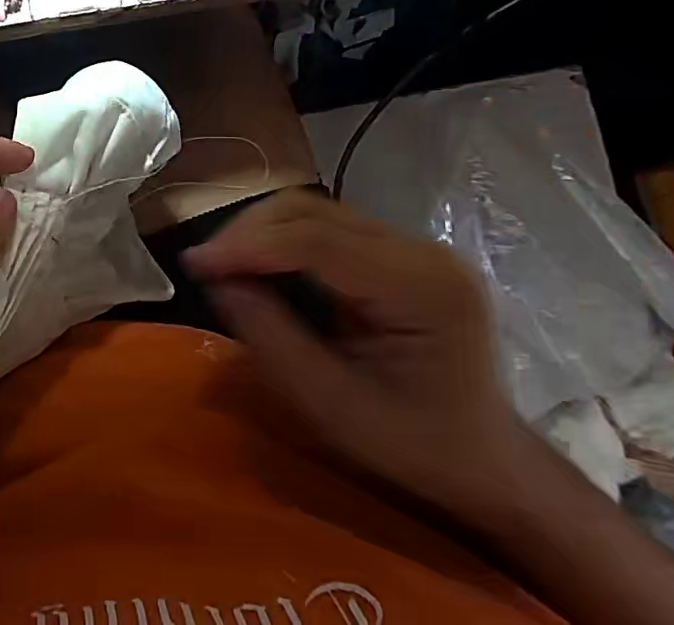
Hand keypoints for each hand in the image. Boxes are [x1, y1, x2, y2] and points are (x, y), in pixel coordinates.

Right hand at [182, 190, 525, 516]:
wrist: (481, 462)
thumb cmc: (410, 443)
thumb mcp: (328, 402)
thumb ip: (268, 335)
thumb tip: (216, 280)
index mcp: (424, 288)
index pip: (316, 241)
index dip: (246, 245)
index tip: (192, 263)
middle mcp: (424, 251)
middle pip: (311, 212)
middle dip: (247, 232)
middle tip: (204, 266)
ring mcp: (413, 246)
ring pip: (310, 211)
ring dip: (257, 232)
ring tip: (223, 265)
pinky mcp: (395, 251)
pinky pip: (320, 226)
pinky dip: (277, 239)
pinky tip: (256, 265)